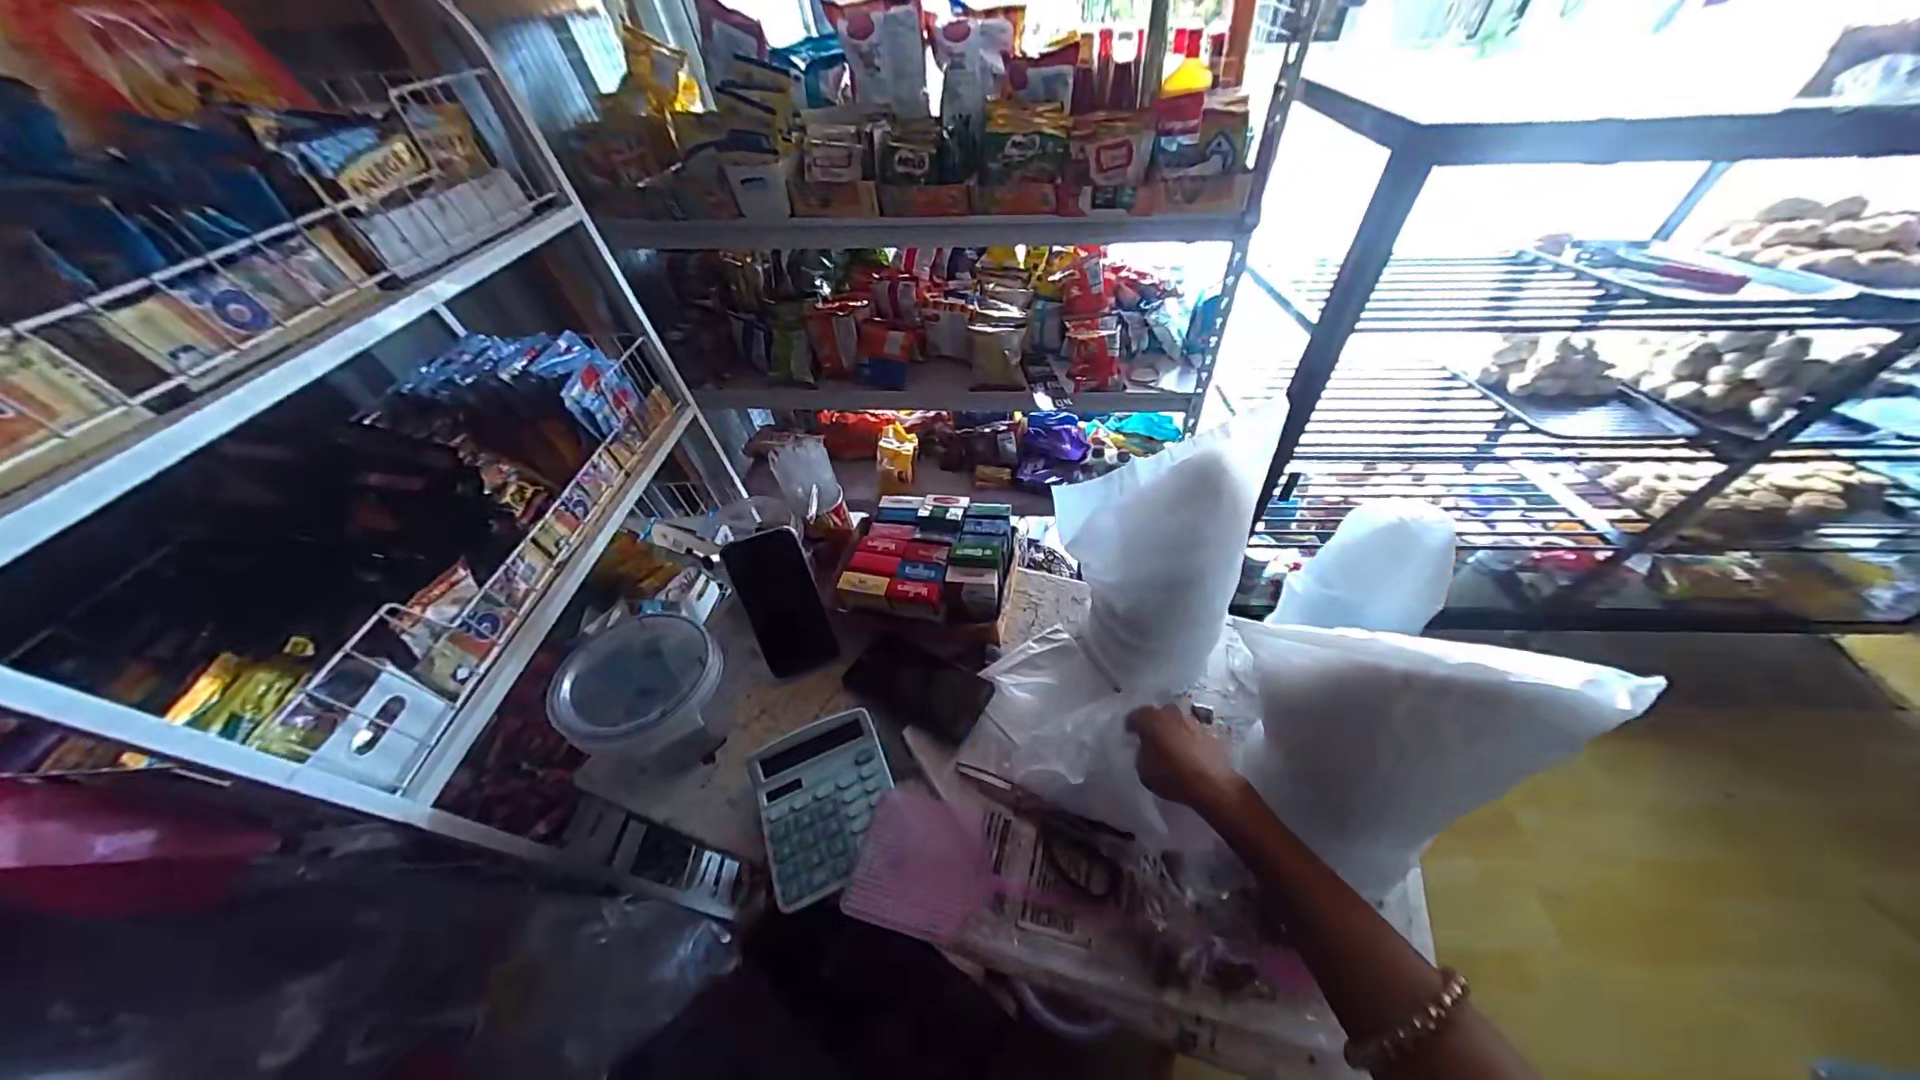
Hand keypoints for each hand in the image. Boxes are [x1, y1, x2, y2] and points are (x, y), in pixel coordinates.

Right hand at [1127, 703, 1242, 813]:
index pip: (1135, 716)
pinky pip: (1191, 733)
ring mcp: (1193, 721)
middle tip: (1150, 739)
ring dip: (1172, 730)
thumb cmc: (1172, 776)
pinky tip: (1186, 754)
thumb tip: (1144, 747)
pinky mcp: (1209, 733)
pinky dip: (1186, 740)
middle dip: (1153, 724)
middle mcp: (1172, 714)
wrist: (1212, 785)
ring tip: (1170, 748)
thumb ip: (1140, 752)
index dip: (1131, 726)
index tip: (1130, 735)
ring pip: (1176, 722)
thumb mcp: (1143, 769)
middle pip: (1158, 714)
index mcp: (1152, 719)